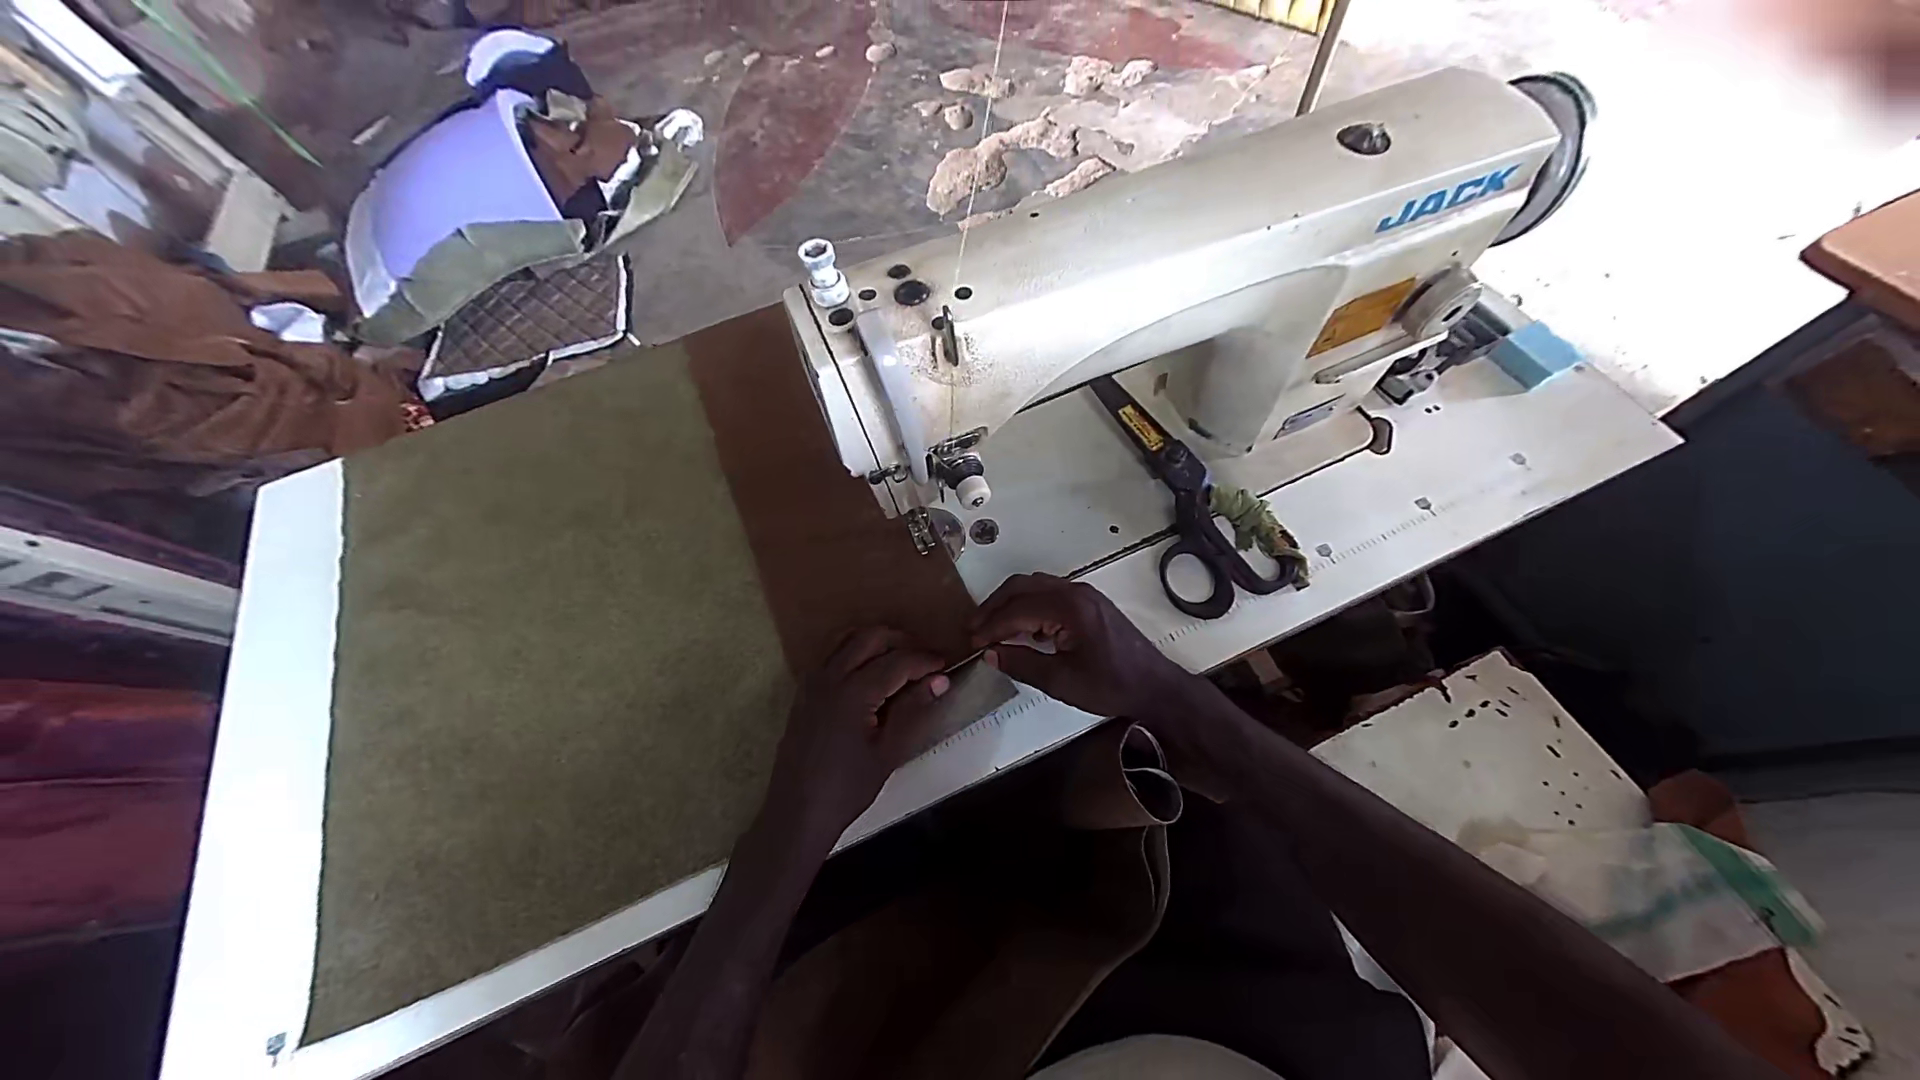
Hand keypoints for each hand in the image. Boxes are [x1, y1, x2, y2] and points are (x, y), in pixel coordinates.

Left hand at [758, 627, 950, 848]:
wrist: (797, 813)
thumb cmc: (847, 788)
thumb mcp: (888, 752)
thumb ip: (914, 710)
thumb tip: (940, 681)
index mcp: (853, 692)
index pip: (897, 661)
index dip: (924, 660)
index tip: (945, 664)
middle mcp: (830, 677)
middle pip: (869, 637)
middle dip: (900, 641)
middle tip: (924, 659)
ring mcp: (813, 682)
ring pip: (847, 641)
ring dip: (876, 643)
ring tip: (900, 662)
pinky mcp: (804, 692)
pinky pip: (832, 656)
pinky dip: (855, 653)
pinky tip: (870, 677)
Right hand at [967, 573, 1200, 720]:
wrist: (1155, 687)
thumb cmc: (1111, 685)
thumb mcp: (1062, 681)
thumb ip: (1022, 664)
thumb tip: (990, 654)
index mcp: (1069, 607)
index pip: (1018, 609)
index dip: (991, 625)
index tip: (973, 641)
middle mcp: (1076, 592)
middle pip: (1023, 587)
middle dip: (995, 606)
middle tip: (974, 628)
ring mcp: (1084, 595)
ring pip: (1035, 587)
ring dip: (1010, 604)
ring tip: (991, 627)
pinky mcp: (1089, 604)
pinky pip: (1050, 595)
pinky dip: (1029, 606)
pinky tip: (1022, 629)